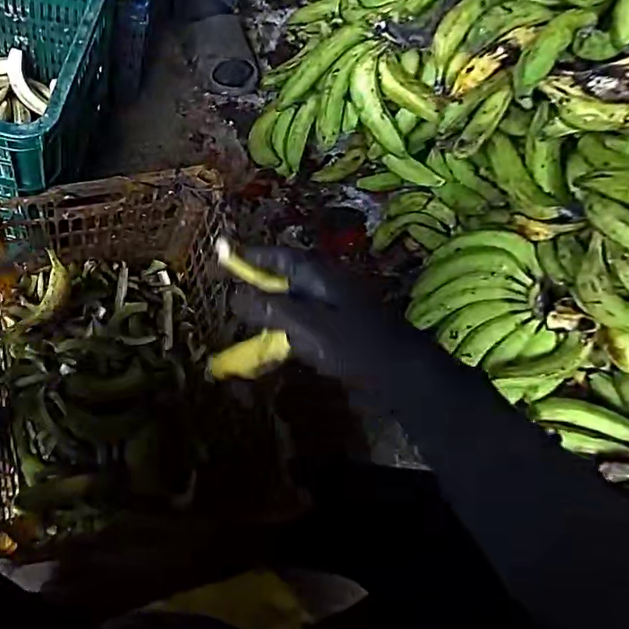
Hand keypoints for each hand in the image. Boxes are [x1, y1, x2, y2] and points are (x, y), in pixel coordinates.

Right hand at [227, 246, 454, 393]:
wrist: (404, 374)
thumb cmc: (356, 344)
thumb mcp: (308, 325)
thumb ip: (271, 309)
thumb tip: (235, 296)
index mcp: (318, 276)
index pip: (278, 257)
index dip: (250, 255)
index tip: (224, 254)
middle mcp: (325, 286)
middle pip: (284, 279)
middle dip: (258, 284)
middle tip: (232, 292)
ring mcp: (334, 309)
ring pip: (294, 303)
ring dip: (272, 311)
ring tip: (249, 321)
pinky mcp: (339, 331)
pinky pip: (305, 325)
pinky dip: (288, 332)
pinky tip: (280, 346)